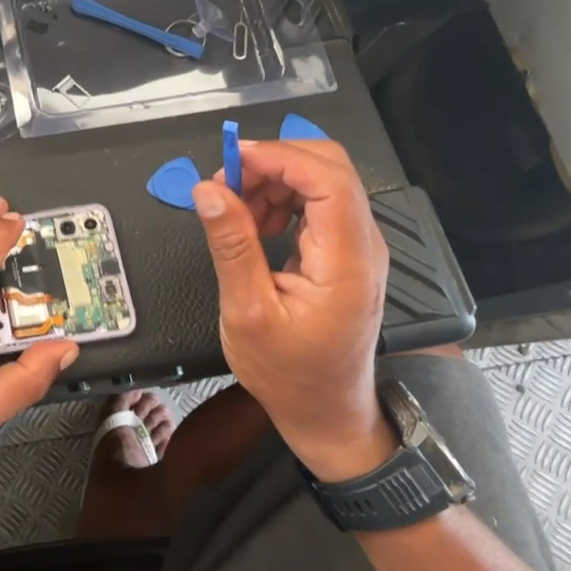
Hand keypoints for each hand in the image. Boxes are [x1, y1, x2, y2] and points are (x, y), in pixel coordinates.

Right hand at [193, 140, 394, 481]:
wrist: (325, 412)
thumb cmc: (287, 373)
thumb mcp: (246, 312)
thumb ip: (231, 245)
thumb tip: (208, 190)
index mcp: (345, 262)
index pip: (328, 180)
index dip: (280, 158)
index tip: (231, 161)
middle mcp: (362, 245)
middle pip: (330, 168)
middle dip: (273, 161)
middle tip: (226, 182)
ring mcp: (357, 246)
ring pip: (321, 179)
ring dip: (272, 179)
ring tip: (233, 208)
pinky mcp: (344, 251)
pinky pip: (316, 202)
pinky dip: (280, 197)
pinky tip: (253, 222)